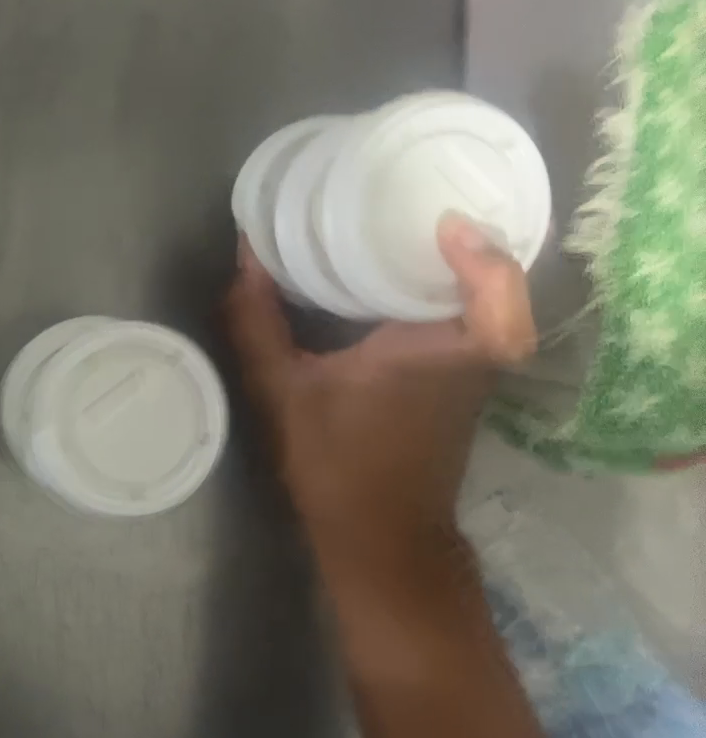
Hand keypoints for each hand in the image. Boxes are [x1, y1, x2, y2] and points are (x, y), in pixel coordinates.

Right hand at [225, 214, 536, 557]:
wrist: (376, 528)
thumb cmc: (332, 456)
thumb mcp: (279, 387)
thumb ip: (258, 323)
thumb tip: (245, 262)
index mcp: (439, 346)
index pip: (492, 282)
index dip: (478, 245)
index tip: (439, 216)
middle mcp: (470, 352)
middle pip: (491, 281)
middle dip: (461, 242)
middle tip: (405, 209)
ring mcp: (472, 369)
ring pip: (480, 301)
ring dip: (450, 268)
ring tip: (394, 236)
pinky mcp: (459, 382)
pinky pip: (463, 321)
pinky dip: (440, 295)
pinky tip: (388, 288)